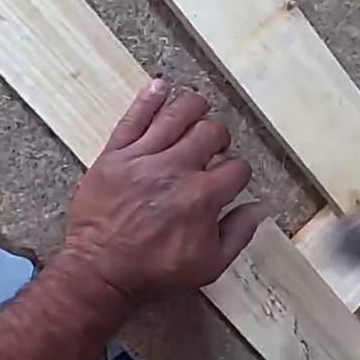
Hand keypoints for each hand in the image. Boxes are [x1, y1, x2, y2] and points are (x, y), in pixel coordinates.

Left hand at [55, 79, 265, 312]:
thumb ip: (239, 233)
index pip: (237, 167)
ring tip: (198, 108)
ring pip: (176, 114)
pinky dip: (148, 99)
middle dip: (220, 137)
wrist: (99, 274)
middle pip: (211, 132)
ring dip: (194, 106)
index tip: (231, 179)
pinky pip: (133, 118)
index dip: (239, 172)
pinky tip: (161, 85)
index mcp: (203, 196)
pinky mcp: (114, 155)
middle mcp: (177, 170)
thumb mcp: (210, 265)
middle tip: (214, 147)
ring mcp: (143, 159)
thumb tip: (260, 206)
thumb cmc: (156, 272)